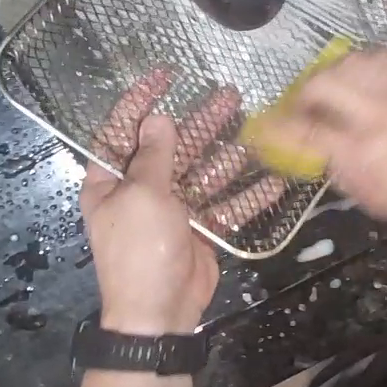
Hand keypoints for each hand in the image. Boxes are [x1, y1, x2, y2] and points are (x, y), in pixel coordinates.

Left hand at [80, 73, 283, 334]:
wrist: (158, 311)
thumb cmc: (140, 250)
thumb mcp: (143, 196)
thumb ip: (154, 156)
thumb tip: (158, 119)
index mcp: (112, 180)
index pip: (124, 128)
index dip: (141, 98)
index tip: (167, 75)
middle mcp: (141, 189)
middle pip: (173, 146)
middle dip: (201, 122)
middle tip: (230, 95)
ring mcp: (174, 210)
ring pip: (204, 172)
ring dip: (230, 153)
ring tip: (257, 130)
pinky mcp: (201, 229)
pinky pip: (225, 206)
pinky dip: (247, 196)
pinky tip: (273, 182)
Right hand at [247, 50, 386, 229]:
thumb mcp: (374, 199)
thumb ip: (341, 172)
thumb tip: (319, 152)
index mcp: (362, 150)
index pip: (302, 132)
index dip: (275, 129)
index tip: (265, 129)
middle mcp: (376, 112)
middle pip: (321, 84)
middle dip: (302, 94)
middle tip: (304, 106)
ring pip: (350, 63)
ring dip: (334, 76)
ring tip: (335, 89)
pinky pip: (383, 56)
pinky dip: (366, 65)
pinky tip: (366, 77)